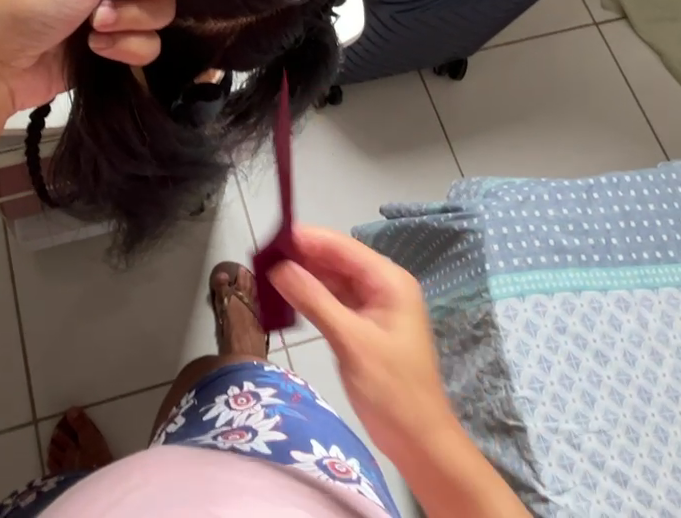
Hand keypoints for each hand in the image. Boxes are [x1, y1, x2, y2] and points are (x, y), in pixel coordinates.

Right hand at [269, 226, 456, 463]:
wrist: (418, 440)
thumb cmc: (391, 389)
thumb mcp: (350, 341)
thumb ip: (313, 299)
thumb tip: (277, 267)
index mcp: (389, 280)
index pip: (342, 246)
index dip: (307, 239)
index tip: (271, 238)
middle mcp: (383, 285)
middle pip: (337, 259)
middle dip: (302, 256)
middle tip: (261, 257)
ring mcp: (375, 304)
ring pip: (333, 278)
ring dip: (304, 275)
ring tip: (267, 273)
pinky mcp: (365, 324)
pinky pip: (335, 298)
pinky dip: (312, 295)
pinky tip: (287, 296)